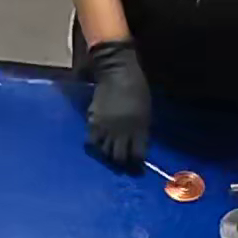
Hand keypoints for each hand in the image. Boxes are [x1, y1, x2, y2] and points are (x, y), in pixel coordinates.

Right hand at [85, 40, 149, 169]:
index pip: (137, 155)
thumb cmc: (136, 88)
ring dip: (107, 154)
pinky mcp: (93, 123)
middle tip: (121, 162)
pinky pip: (92, 142)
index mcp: (139, 127)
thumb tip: (137, 146)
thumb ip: (141, 129)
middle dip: (120, 162)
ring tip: (109, 152)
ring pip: (104, 153)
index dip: (136, 163)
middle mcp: (122, 131)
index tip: (136, 166)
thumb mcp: (145, 110)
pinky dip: (95, 145)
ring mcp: (106, 128)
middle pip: (118, 158)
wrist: (117, 71)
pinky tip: (98, 143)